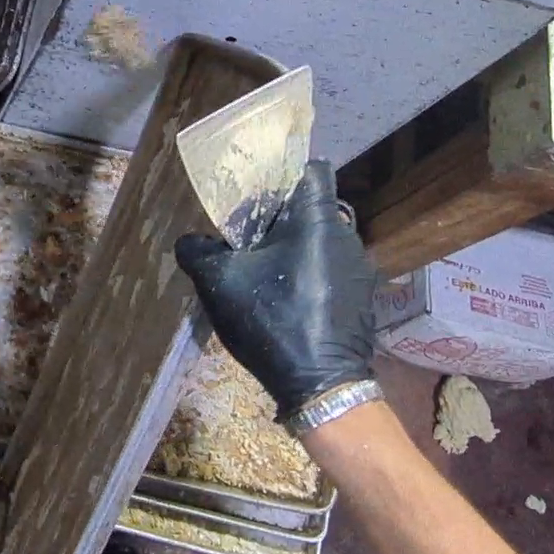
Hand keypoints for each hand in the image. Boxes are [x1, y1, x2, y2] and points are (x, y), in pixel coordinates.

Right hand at [173, 160, 377, 420]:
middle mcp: (346, 236)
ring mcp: (360, 269)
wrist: (321, 384)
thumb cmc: (272, 320)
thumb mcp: (219, 282)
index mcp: (316, 220)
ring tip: (262, 269)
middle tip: (247, 233)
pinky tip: (285, 298)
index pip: (312, 168)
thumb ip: (197, 251)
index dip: (285, 170)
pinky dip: (309, 273)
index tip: (257, 188)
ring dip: (294, 248)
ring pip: (321, 240)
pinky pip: (331, 269)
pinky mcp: (362, 298)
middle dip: (280, 216)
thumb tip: (191, 240)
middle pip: (311, 208)